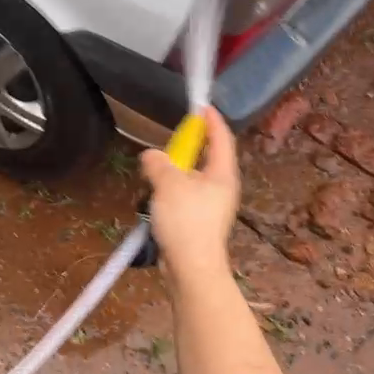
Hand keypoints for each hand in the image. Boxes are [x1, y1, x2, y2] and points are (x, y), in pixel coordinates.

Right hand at [140, 107, 239, 286]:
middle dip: (185, 150)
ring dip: (173, 175)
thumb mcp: (168, 184)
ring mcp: (210, 208)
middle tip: (166, 146)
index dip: (212, 121)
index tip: (201, 106)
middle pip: (205, 160)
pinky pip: (183, 199)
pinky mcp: (198, 224)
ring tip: (153, 177)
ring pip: (191, 181)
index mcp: (222, 174)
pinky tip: (154, 200)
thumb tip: (151, 155)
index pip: (221, 139)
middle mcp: (221, 188)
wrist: (192, 268)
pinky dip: (169, 194)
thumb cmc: (186, 221)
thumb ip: (158, 163)